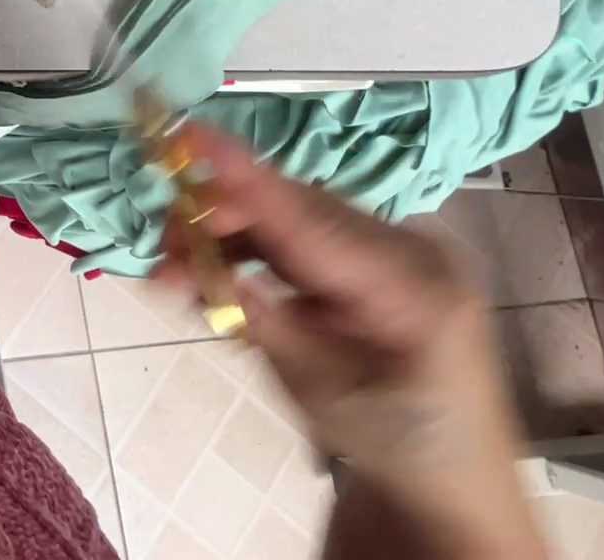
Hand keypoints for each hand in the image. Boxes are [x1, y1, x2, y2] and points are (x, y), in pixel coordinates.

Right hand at [157, 126, 527, 504]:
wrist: (441, 470)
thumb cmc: (388, 434)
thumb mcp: (315, 380)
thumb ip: (254, 314)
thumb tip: (183, 266)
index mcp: (410, 282)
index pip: (307, 218)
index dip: (242, 175)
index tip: (187, 133)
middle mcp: (399, 248)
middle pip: (284, 209)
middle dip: (209, 223)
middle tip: (161, 259)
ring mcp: (379, 248)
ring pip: (273, 219)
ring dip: (214, 240)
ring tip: (172, 278)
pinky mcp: (355, 255)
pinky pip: (280, 235)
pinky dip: (234, 251)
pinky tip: (204, 276)